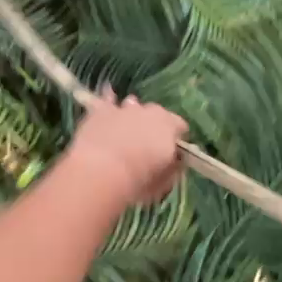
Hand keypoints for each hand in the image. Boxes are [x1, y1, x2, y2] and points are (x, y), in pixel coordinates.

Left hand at [62, 92, 186, 204]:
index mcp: (169, 125)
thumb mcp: (164, 182)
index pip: (180, 127)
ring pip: (133, 105)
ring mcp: (124, 108)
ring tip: (126, 129)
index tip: (172, 154)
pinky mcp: (101, 111)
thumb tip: (175, 162)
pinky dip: (109, 101)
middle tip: (146, 147)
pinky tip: (108, 99)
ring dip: (132, 115)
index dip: (177, 140)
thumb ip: (173, 168)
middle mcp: (149, 111)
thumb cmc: (138, 180)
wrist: (100, 171)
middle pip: (157, 115)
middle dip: (154, 127)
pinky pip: (108, 101)